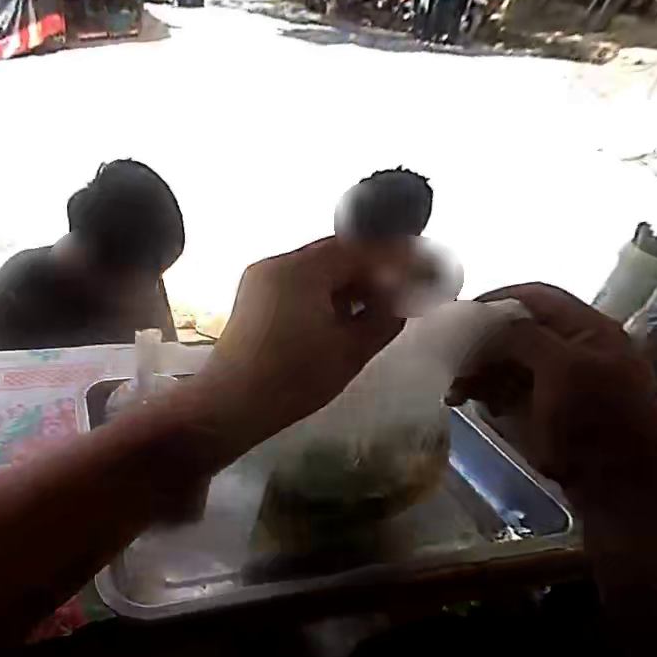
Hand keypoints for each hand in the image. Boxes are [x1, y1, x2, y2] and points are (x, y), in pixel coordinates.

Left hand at [191, 236, 406, 453]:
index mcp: (302, 269)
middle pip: (337, 255)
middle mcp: (277, 264)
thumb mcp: (350, 350)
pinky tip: (344, 315)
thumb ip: (384, 318)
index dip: (399, 258)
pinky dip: (325, 294)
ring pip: (316, 270)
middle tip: (409, 285)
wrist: (229, 407)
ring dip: (350, 282)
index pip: (361, 249)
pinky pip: (297, 286)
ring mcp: (260, 281)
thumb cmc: (292, 380)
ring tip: (381, 304)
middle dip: (375, 268)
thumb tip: (400, 300)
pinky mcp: (253, 301)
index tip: (427, 267)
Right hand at [448, 283, 656, 496]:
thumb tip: (489, 325)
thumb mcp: (563, 368)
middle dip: (480, 341)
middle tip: (447, 355)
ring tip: (453, 387)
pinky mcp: (539, 406)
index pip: (536, 297)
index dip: (497, 300)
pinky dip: (482, 390)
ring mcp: (553, 379)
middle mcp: (569, 348)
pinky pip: (503, 387)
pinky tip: (464, 400)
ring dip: (476, 369)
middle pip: (515, 329)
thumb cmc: (594, 419)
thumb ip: (526, 338)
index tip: (458, 314)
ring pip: (505, 361)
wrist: (614, 480)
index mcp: (586, 329)